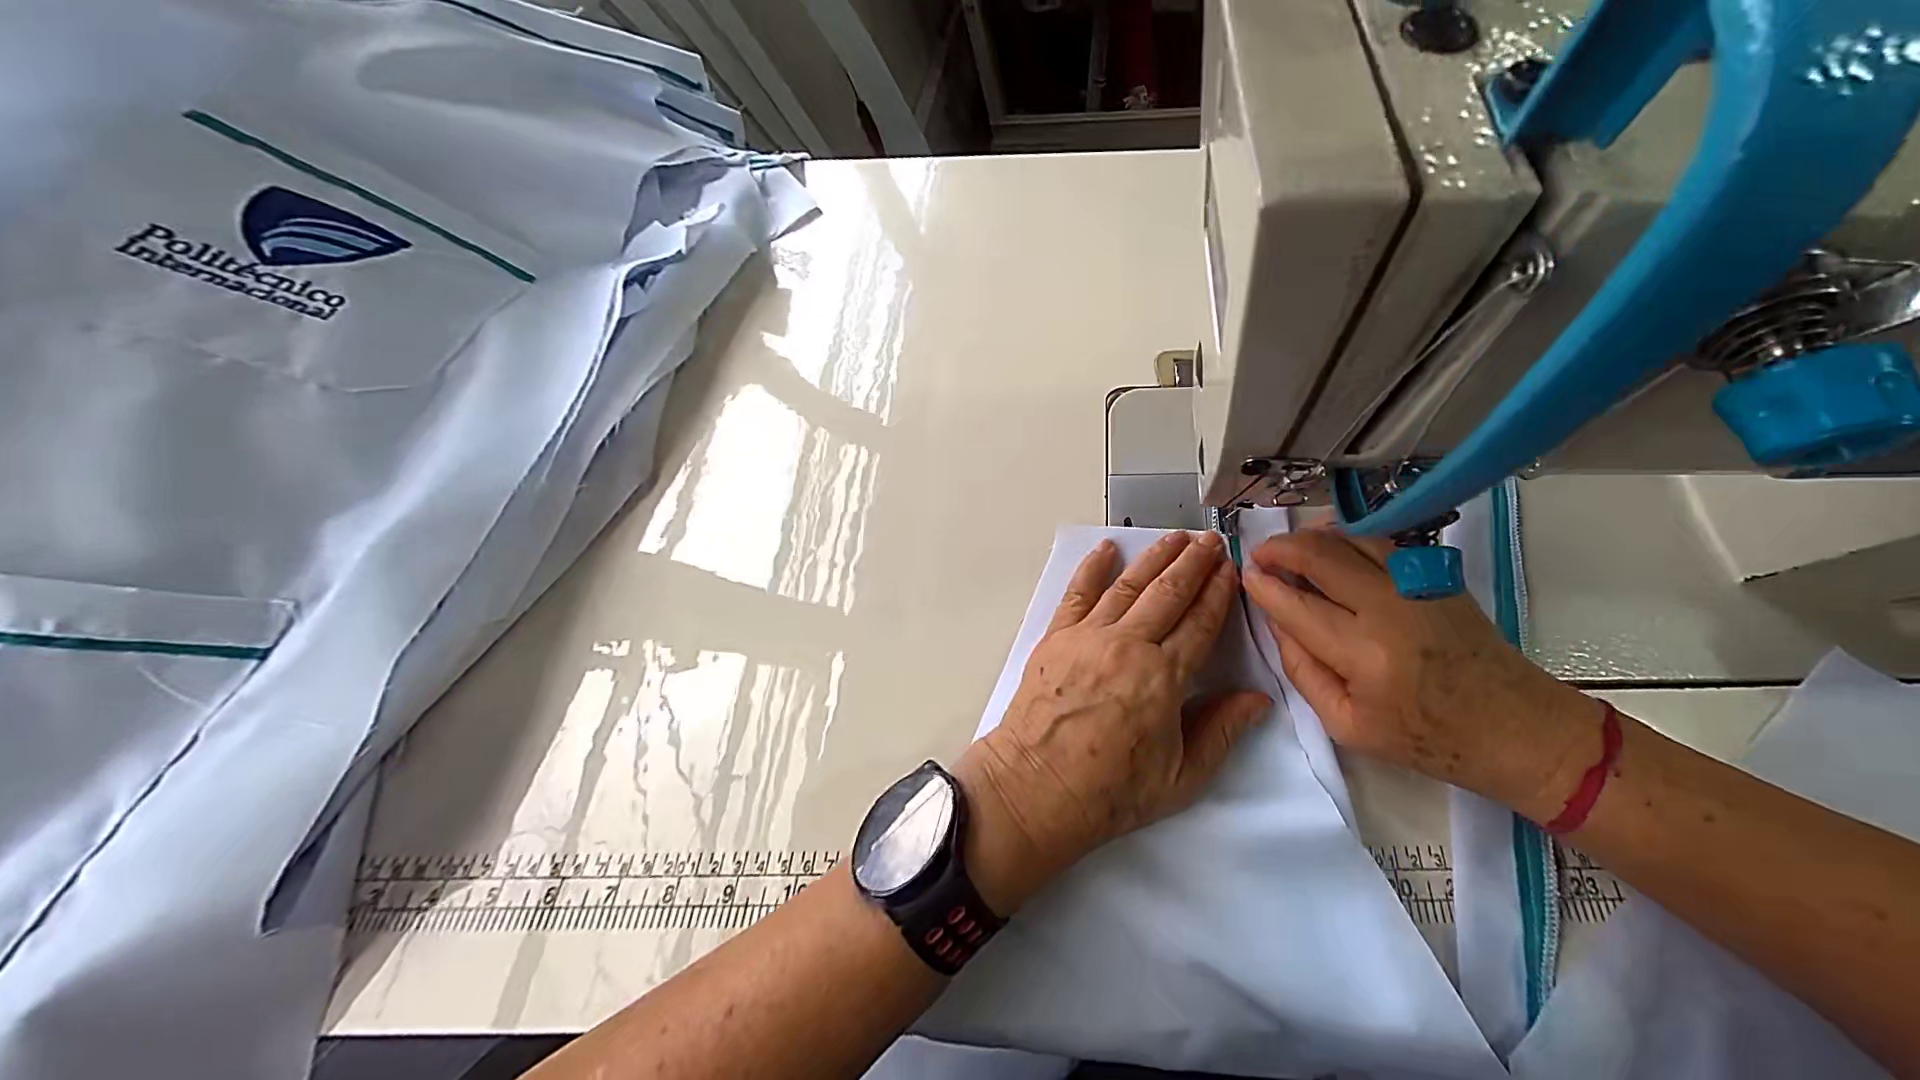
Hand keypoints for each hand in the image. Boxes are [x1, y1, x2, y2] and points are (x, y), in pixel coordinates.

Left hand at [954, 531, 1271, 913]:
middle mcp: (1128, 646)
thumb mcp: (1181, 777)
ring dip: (1154, 558)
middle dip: (1193, 563)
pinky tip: (1107, 549)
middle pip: (1168, 593)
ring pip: (1128, 586)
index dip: (1218, 593)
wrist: (1036, 787)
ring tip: (1175, 538)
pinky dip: (1093, 568)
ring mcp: (1088, 637)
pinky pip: (1077, 594)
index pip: (1200, 623)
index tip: (1230, 570)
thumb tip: (1258, 699)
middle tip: (1210, 541)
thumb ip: (1221, 731)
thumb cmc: (1110, 790)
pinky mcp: (1056, 638)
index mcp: (1163, 678)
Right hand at [1241, 528, 1601, 821]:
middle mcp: (1389, 610)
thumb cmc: (1426, 739)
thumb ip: (1302, 669)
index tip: (1244, 576)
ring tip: (1289, 548)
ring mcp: (1417, 586)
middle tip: (1260, 555)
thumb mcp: (1345, 724)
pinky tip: (1330, 546)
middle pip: (1320, 556)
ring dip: (1312, 537)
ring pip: (1349, 539)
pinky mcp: (1437, 578)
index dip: (1263, 586)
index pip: (1296, 605)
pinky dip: (1347, 537)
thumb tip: (1277, 621)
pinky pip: (1380, 542)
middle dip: (1280, 549)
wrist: (1517, 729)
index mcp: (1364, 655)